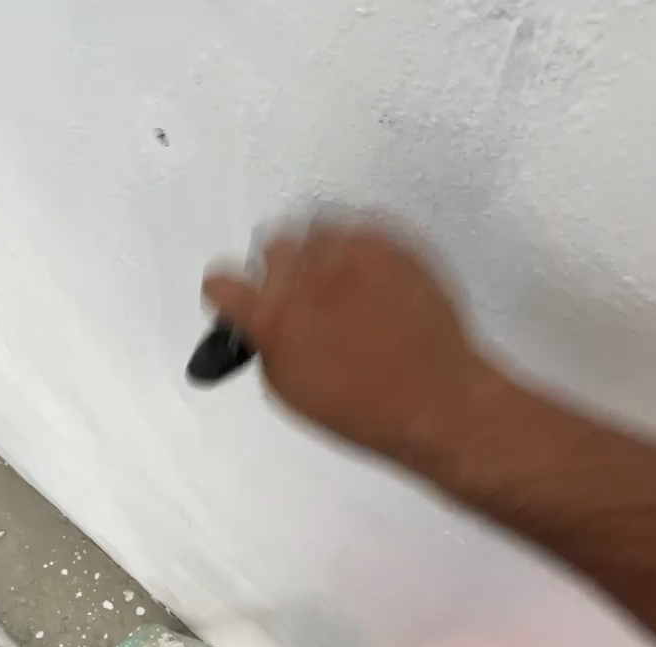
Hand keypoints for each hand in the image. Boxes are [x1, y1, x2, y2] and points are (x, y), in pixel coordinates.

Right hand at [201, 219, 496, 461]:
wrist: (434, 399)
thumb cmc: (359, 409)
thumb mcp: (290, 391)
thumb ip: (265, 345)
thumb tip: (258, 322)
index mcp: (274, 319)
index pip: (221, 283)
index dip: (226, 294)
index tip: (237, 301)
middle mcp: (307, 276)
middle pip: (271, 245)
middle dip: (279, 270)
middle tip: (302, 299)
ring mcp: (351, 252)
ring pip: (314, 229)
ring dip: (317, 254)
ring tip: (339, 287)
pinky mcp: (390, 241)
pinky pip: (357, 228)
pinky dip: (355, 251)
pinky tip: (369, 284)